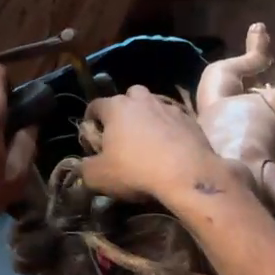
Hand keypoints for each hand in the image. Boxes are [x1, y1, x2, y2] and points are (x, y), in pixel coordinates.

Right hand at [79, 85, 230, 203]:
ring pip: (153, 106)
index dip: (90, 120)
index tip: (92, 136)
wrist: (187, 176)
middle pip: (128, 97)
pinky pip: (173, 120)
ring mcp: (168, 107)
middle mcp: (142, 100)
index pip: (95, 105)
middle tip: (122, 134)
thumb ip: (85, 168)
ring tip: (148, 140)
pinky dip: (169, 130)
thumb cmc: (136, 171)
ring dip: (148, 118)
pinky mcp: (190, 120)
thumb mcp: (98, 177)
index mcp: (116, 107)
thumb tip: (84, 165)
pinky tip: (170, 149)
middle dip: (123, 111)